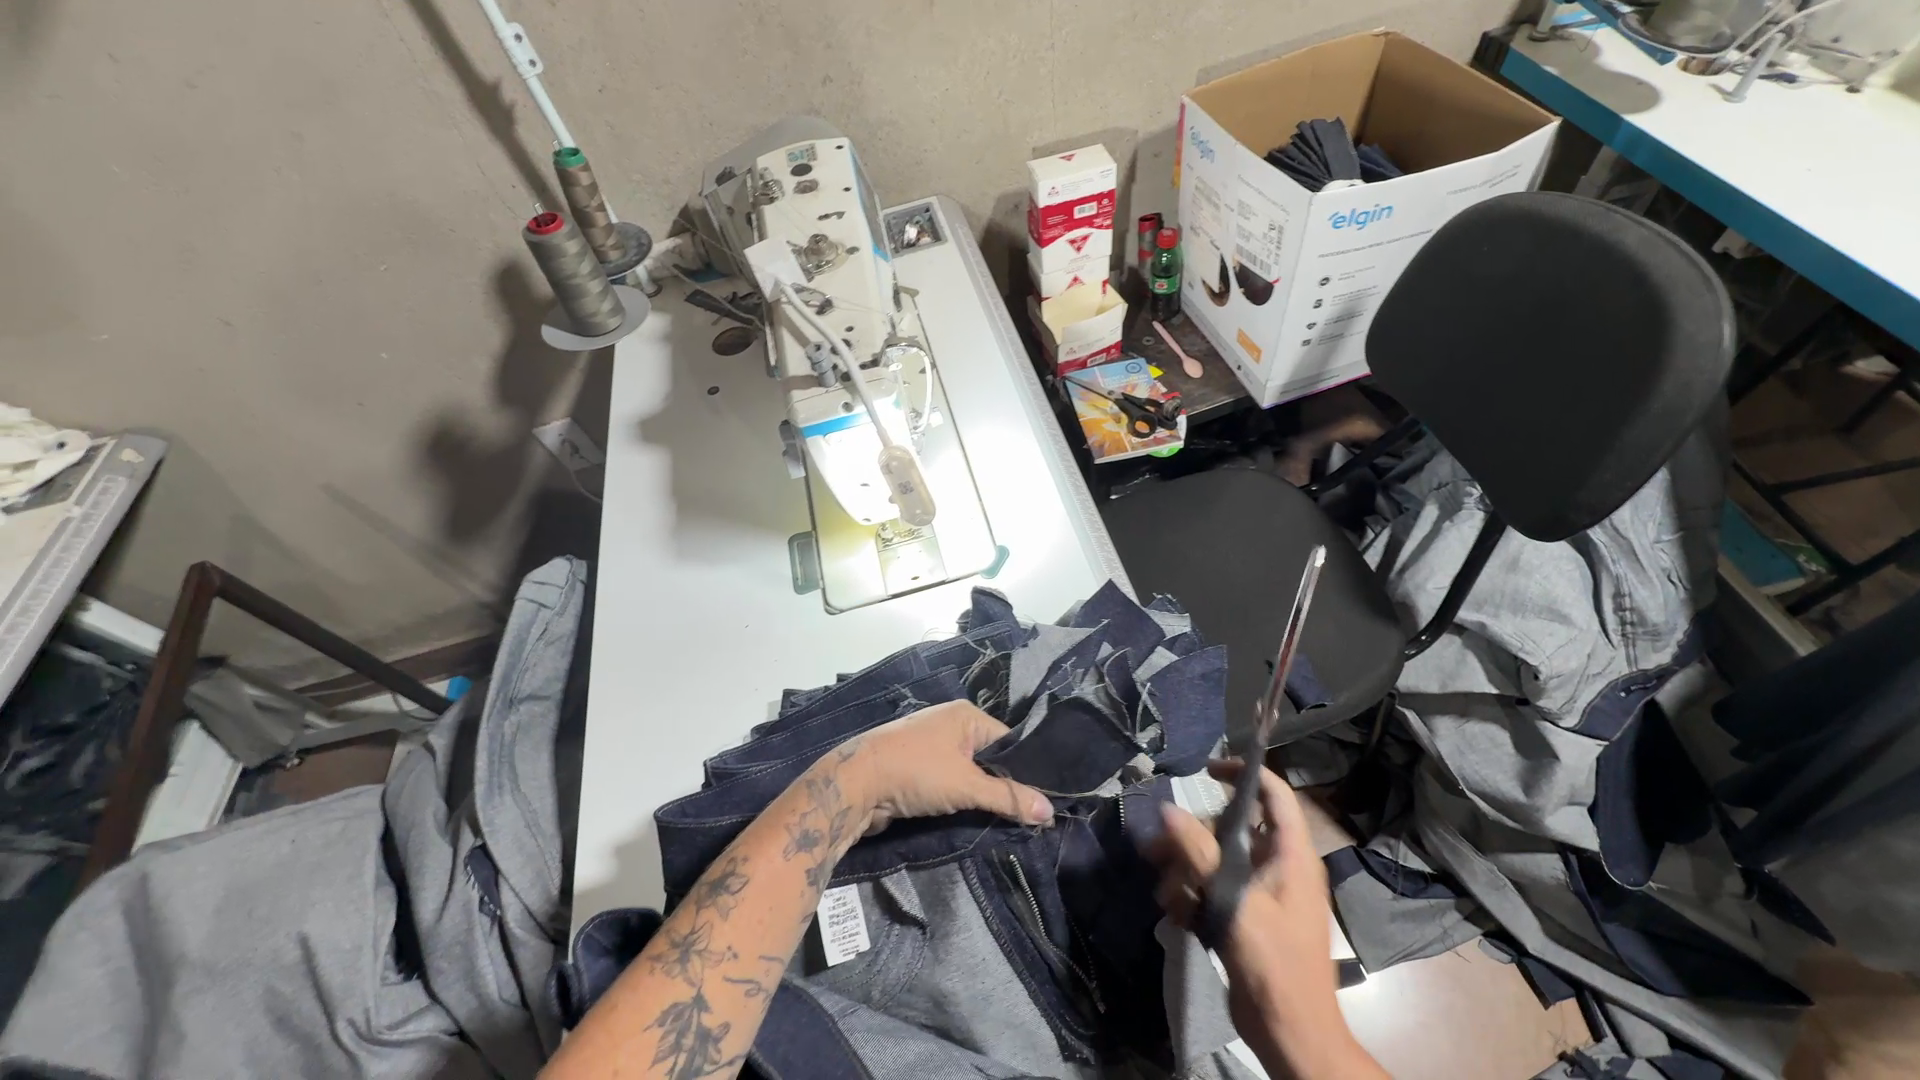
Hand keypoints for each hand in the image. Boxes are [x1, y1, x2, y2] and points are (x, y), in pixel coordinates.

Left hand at [833, 700, 1054, 833]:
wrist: (856, 785)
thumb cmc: (916, 772)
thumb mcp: (967, 786)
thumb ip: (1009, 798)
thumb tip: (1051, 813)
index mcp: (966, 715)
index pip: (1010, 742)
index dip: (1027, 771)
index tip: (1046, 800)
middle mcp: (951, 725)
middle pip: (991, 758)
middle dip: (1004, 786)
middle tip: (1030, 815)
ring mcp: (933, 747)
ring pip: (971, 774)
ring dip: (981, 795)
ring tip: (1008, 820)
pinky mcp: (919, 769)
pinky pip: (951, 783)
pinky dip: (961, 799)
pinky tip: (976, 817)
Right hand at [1148, 761, 1384, 1079]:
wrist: (1291, 1033)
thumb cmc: (1273, 964)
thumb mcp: (1234, 903)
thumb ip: (1200, 853)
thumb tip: (1168, 809)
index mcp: (1292, 856)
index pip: (1275, 795)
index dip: (1244, 774)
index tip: (1206, 770)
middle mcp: (1280, 866)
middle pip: (1233, 828)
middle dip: (1193, 839)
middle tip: (1158, 853)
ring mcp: (1263, 893)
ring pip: (1217, 859)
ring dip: (1186, 872)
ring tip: (1168, 896)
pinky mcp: (1248, 916)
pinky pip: (1214, 889)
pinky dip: (1194, 896)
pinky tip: (1179, 915)